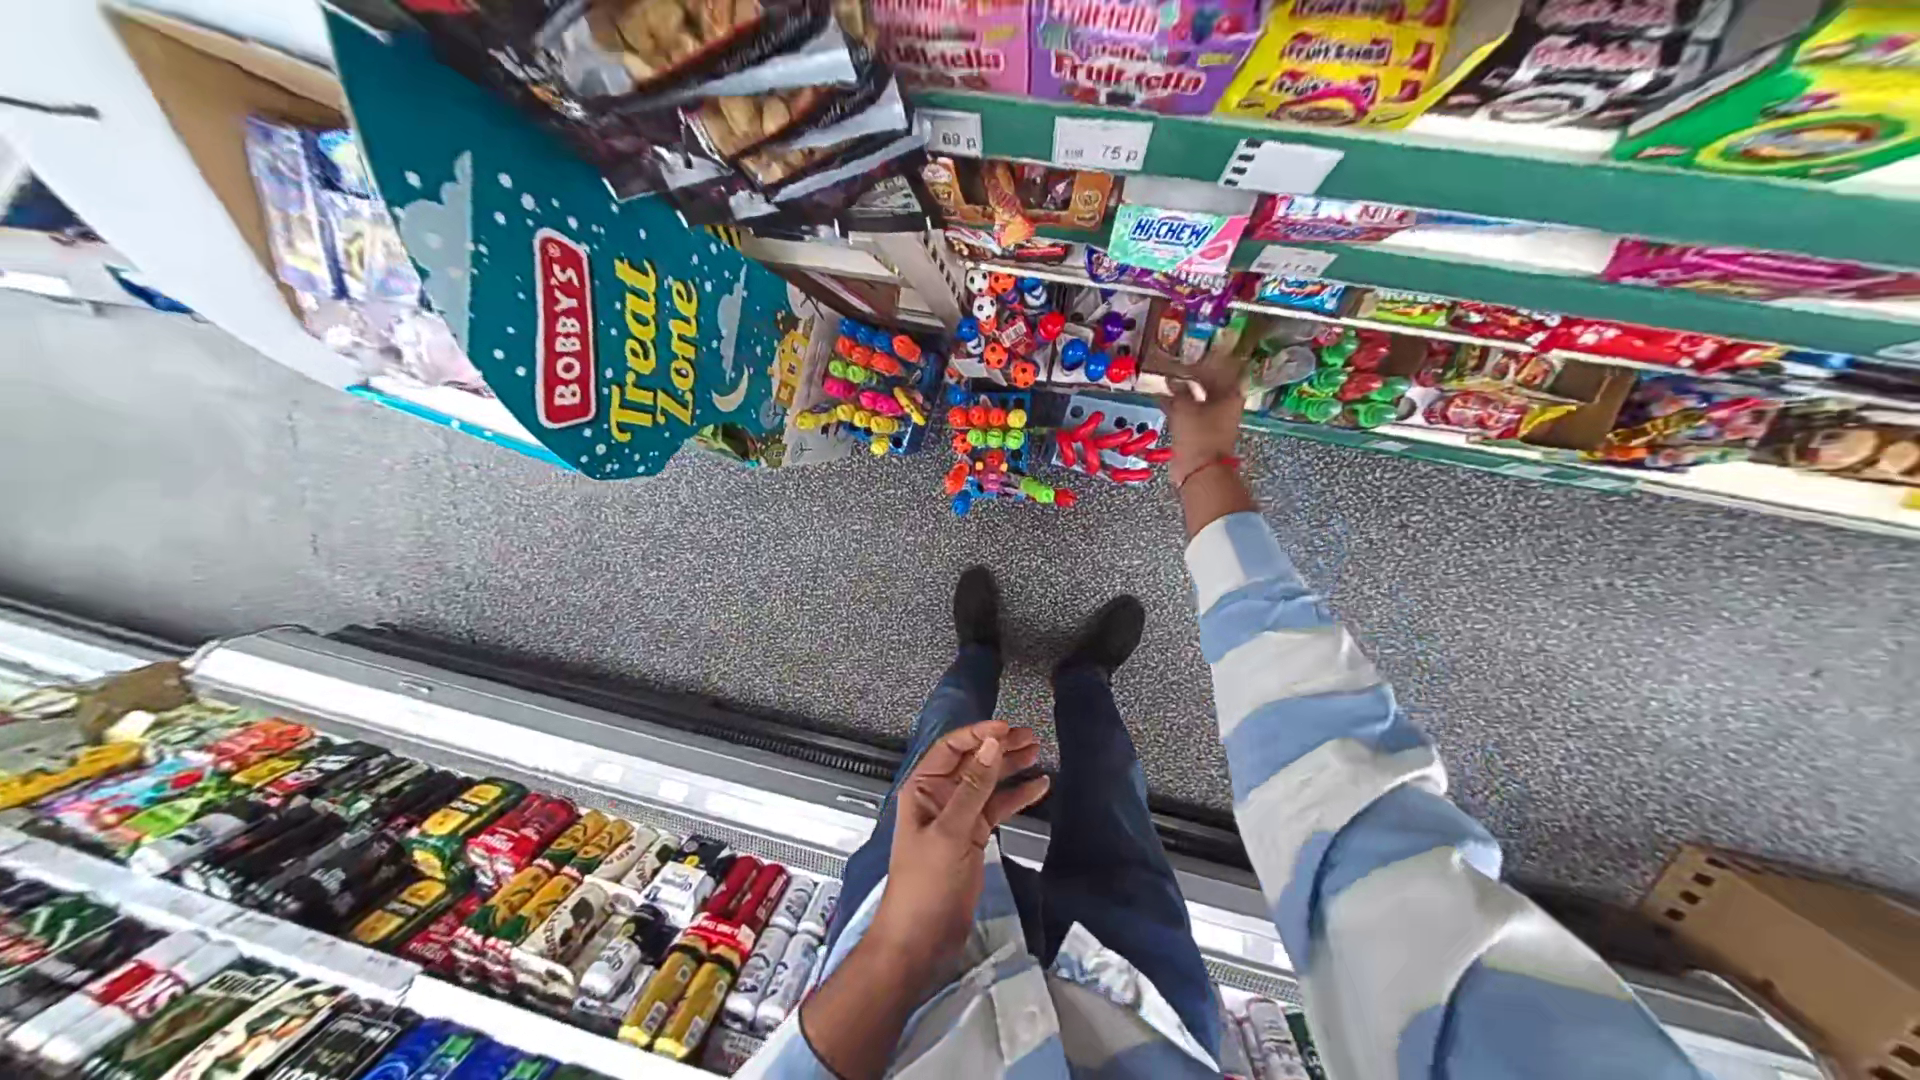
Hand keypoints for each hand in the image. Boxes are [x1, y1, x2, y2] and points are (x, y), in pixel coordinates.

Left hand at [870, 720, 1048, 982]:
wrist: (921, 939)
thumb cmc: (925, 884)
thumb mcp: (950, 831)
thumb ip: (973, 787)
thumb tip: (991, 745)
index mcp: (923, 788)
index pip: (952, 748)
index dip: (978, 734)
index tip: (1006, 728)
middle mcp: (940, 796)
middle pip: (972, 762)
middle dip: (999, 747)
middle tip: (1030, 737)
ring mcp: (958, 816)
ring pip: (987, 783)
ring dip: (1010, 768)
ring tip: (1037, 752)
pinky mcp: (973, 836)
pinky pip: (997, 808)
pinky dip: (1016, 797)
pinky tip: (1038, 787)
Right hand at [1161, 347, 1245, 485]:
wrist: (1199, 471)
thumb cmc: (1198, 435)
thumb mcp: (1185, 408)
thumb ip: (1178, 391)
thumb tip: (1172, 379)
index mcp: (1230, 396)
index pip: (1222, 369)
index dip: (1209, 359)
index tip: (1195, 350)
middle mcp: (1225, 405)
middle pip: (1210, 383)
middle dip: (1193, 374)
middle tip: (1177, 362)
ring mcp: (1212, 419)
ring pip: (1197, 398)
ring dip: (1183, 390)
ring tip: (1166, 378)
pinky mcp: (1200, 431)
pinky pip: (1188, 411)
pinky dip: (1177, 405)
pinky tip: (1161, 398)